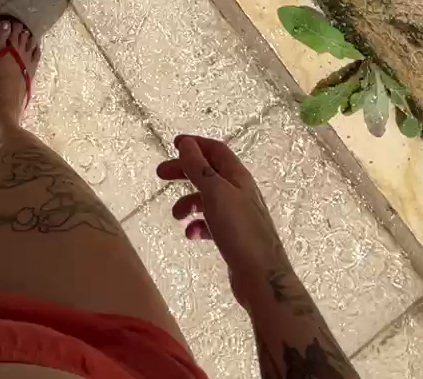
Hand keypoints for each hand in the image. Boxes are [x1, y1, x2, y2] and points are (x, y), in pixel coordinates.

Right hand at [157, 134, 288, 311]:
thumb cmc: (238, 230)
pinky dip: (198, 225)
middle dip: (184, 172)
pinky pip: (211, 223)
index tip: (174, 144)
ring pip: (207, 199)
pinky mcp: (234, 236)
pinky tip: (192, 234)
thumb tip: (186, 143)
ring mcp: (237, 215)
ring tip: (176, 215)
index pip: (215, 150)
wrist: (261, 278)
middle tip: (161, 174)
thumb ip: (199, 167)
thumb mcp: (215, 192)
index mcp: (237, 177)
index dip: (195, 144)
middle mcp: (239, 192)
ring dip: (188, 202)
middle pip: (208, 173)